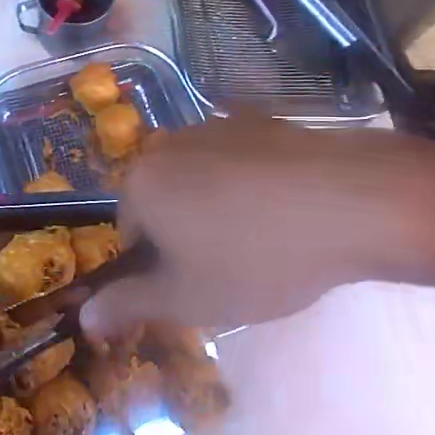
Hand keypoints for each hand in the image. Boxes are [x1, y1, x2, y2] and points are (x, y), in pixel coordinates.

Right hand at [82, 116, 434, 336]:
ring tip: (264, 238)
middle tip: (230, 267)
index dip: (160, 267)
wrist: (348, 202)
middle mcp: (171, 142)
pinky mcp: (262, 120)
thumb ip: (129, 304)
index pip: (130, 232)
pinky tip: (286, 208)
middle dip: (187, 233)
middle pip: (165, 198)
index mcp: (142, 181)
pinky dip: (253, 183)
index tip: (197, 287)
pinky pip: (242, 160)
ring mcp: (219, 125)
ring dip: (219, 206)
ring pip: (204, 177)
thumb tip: (85, 315)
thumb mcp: (187, 298)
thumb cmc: (256, 257)